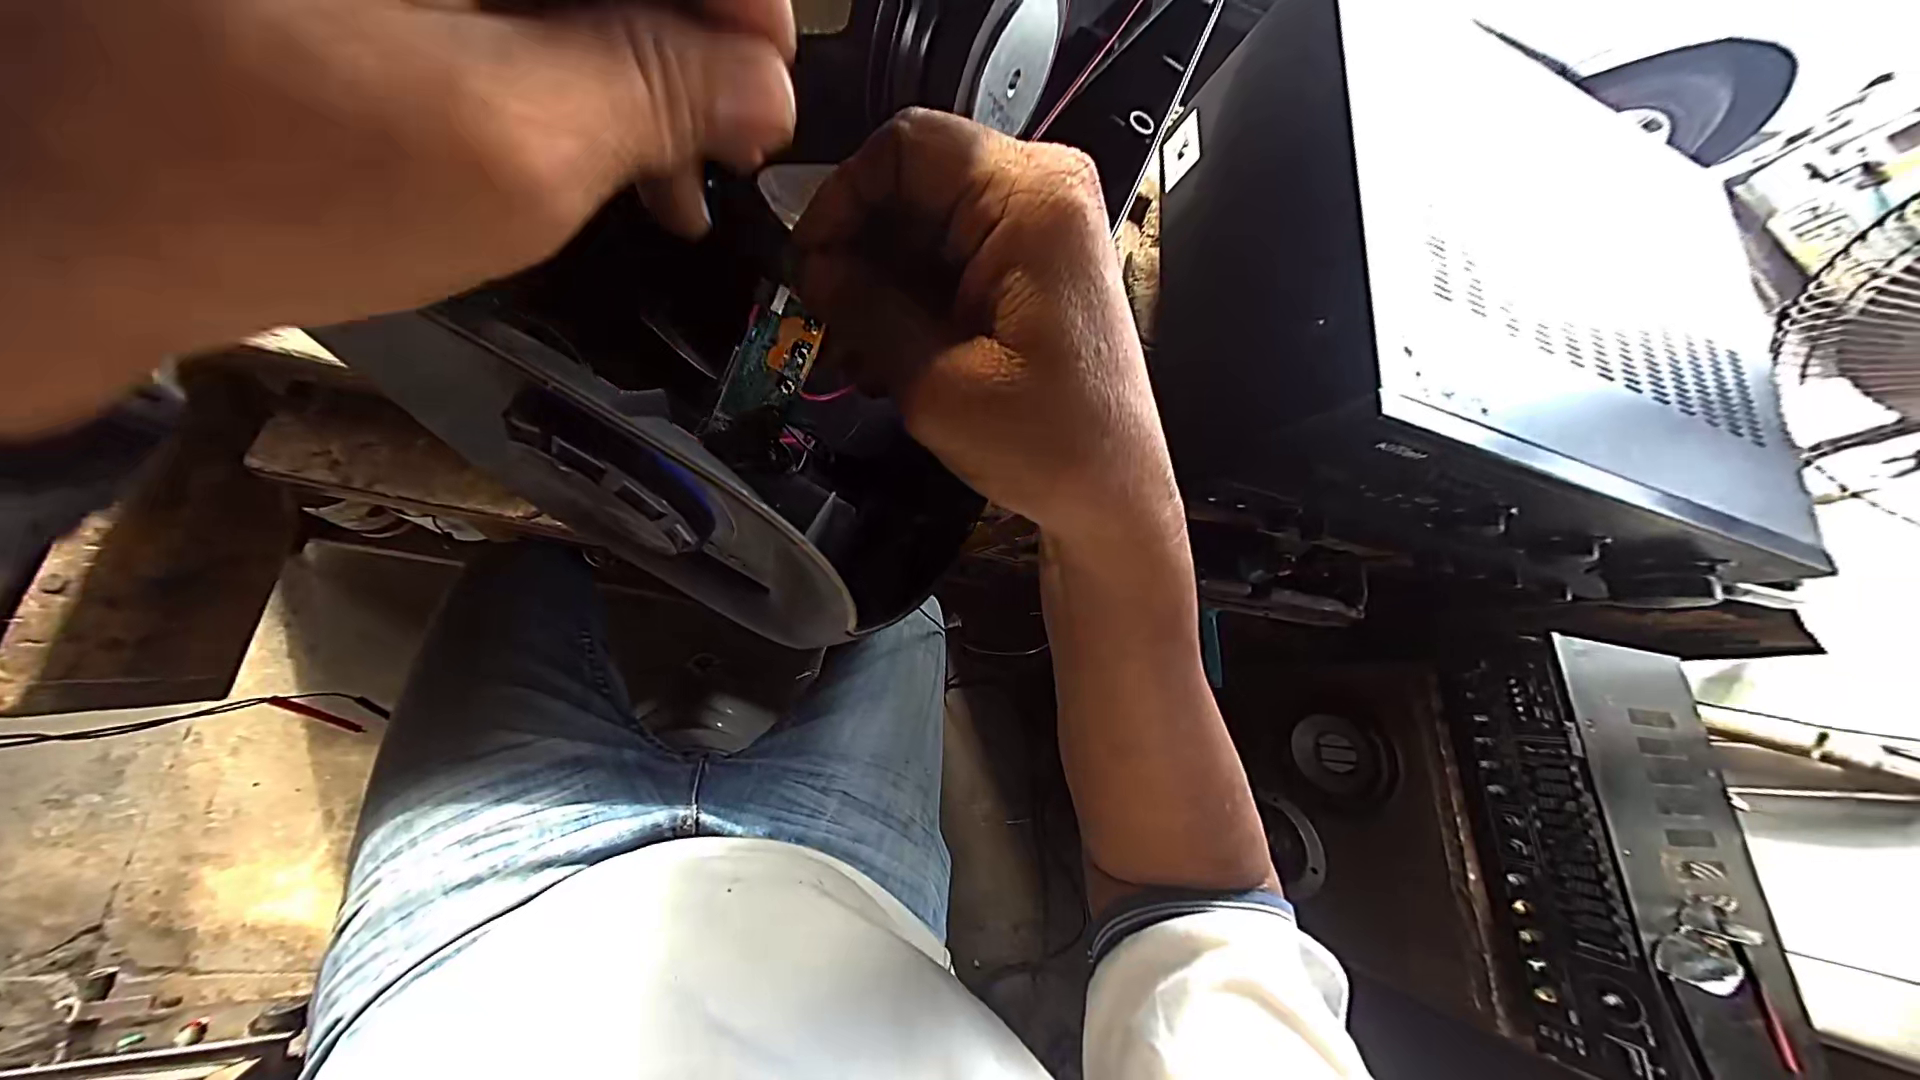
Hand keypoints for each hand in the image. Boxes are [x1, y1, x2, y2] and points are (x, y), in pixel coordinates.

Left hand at [0, 0, 795, 434]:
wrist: (37, 215)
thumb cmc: (273, 182)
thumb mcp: (514, 146)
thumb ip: (657, 94)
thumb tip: (771, 89)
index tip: (769, 94)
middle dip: (688, 42)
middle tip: (731, 148)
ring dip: (642, 71)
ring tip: (678, 181)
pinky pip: (518, 7)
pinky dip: (579, 70)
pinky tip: (606, 149)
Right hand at [791, 109, 1181, 549]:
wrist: (1112, 496)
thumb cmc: (1048, 446)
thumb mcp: (937, 382)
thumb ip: (866, 311)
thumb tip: (813, 268)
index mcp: (1031, 199)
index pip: (905, 147)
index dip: (841, 198)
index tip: (806, 259)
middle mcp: (1042, 200)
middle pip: (915, 192)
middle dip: (857, 256)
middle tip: (819, 318)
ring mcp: (1040, 241)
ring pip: (928, 237)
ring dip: (878, 291)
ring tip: (847, 353)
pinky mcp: (1032, 280)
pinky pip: (954, 271)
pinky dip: (911, 307)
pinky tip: (882, 358)